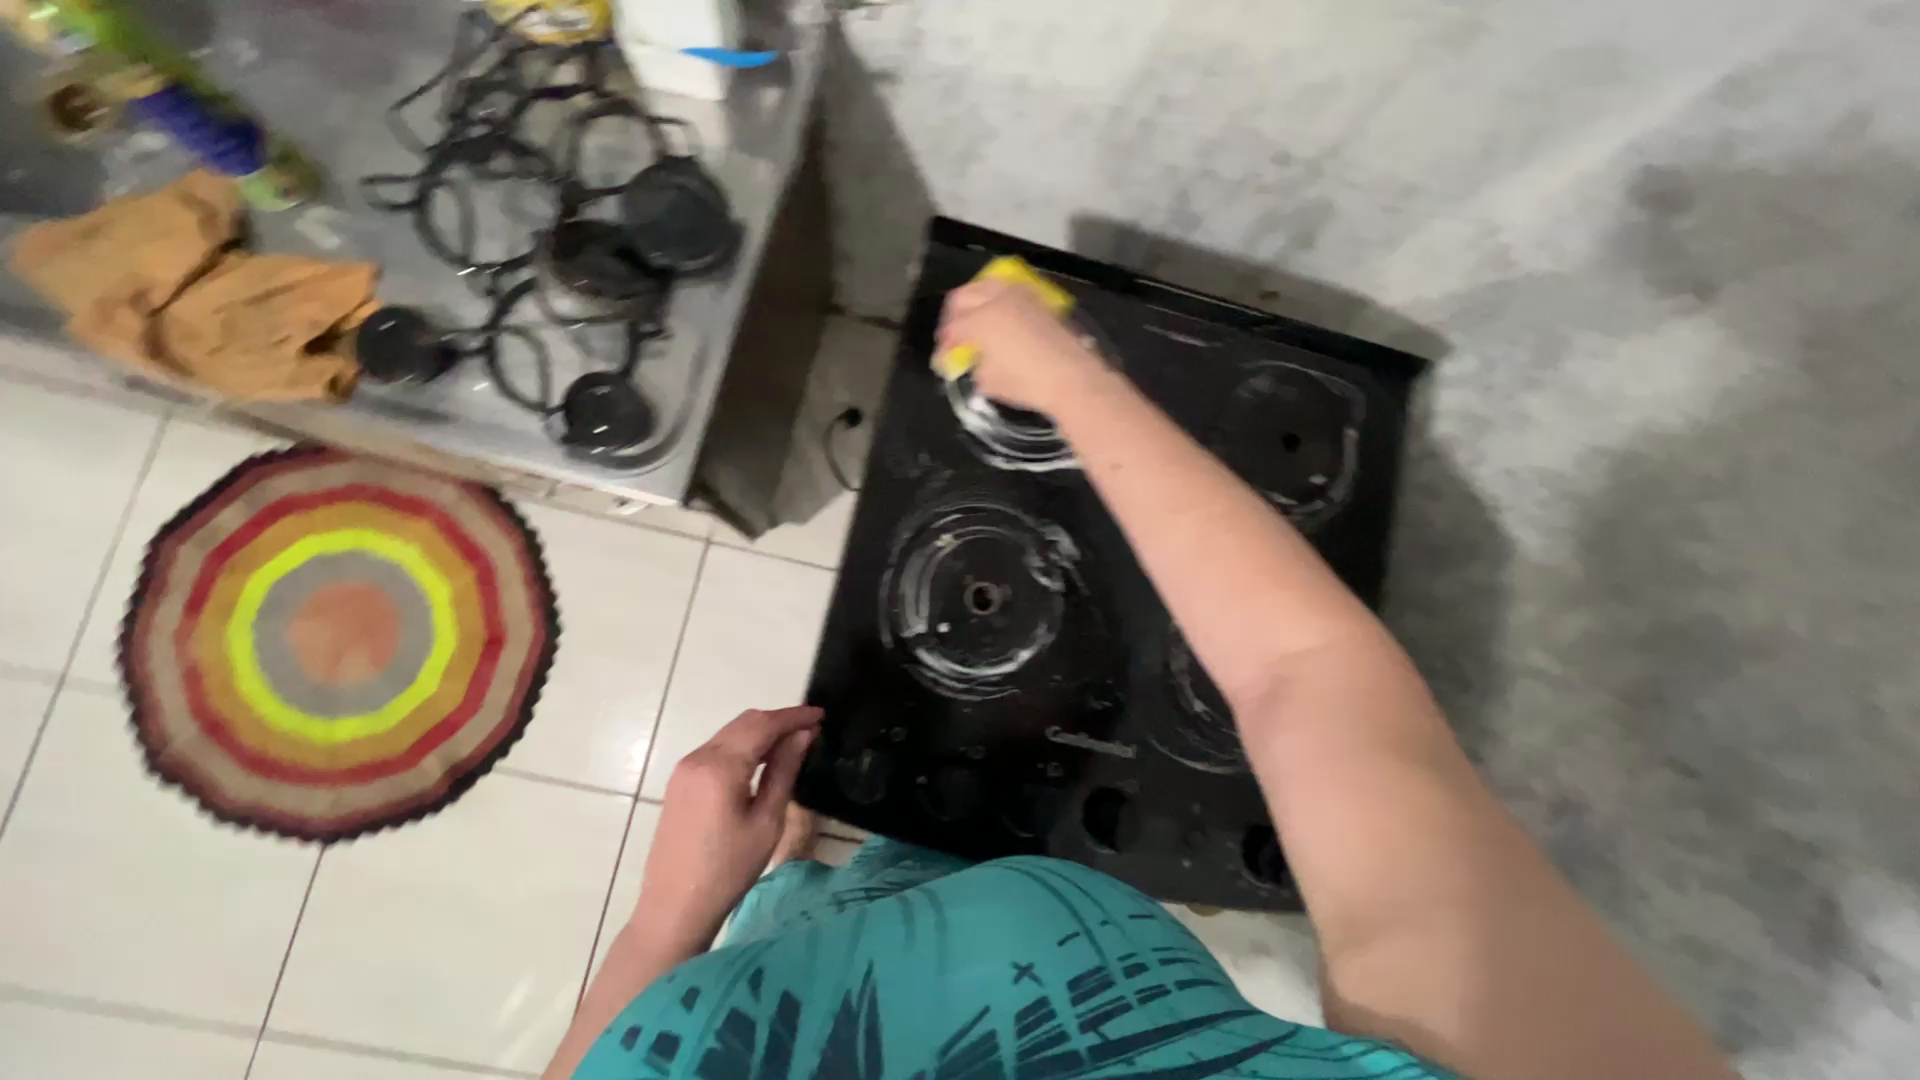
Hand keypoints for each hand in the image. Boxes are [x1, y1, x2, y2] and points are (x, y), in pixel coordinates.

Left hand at [633, 706, 822, 957]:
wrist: (674, 907)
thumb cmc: (728, 870)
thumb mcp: (767, 822)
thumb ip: (784, 771)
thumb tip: (803, 735)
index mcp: (720, 767)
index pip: (763, 725)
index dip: (795, 716)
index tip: (822, 715)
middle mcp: (698, 757)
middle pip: (744, 722)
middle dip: (779, 720)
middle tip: (812, 729)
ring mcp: (685, 768)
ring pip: (730, 733)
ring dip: (761, 731)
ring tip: (793, 743)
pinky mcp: (681, 782)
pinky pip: (717, 749)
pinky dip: (743, 745)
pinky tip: (762, 760)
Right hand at [937, 279, 1108, 413]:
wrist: (1071, 377)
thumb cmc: (1026, 383)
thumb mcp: (989, 381)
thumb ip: (975, 367)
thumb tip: (975, 363)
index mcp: (980, 320)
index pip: (953, 328)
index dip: (944, 345)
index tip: (944, 357)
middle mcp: (997, 301)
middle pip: (964, 296)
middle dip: (954, 315)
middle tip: (954, 334)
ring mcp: (1020, 298)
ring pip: (988, 286)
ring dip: (976, 301)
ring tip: (975, 319)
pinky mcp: (1039, 302)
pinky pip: (1010, 293)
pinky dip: (1000, 301)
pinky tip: (1001, 318)